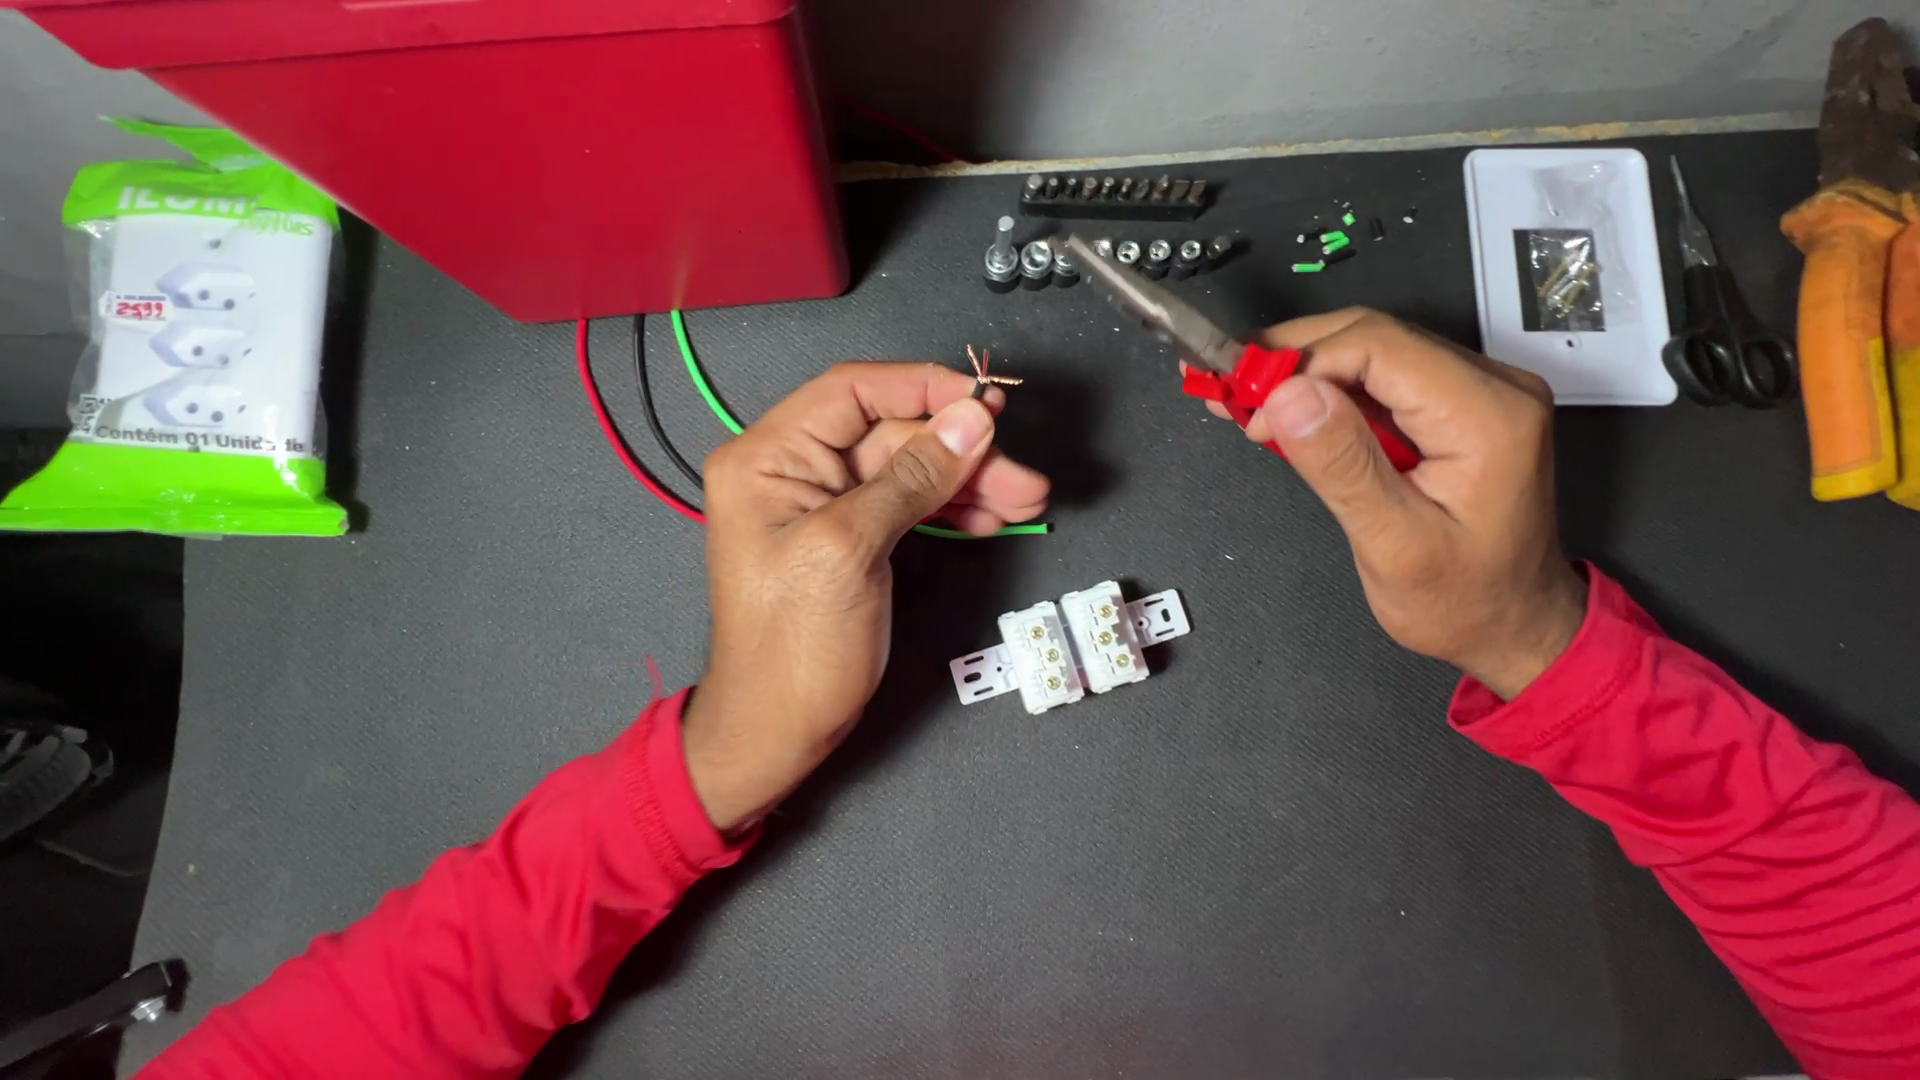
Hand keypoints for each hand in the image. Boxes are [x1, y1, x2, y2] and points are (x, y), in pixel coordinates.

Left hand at [683, 363, 1049, 831]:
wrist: (778, 730)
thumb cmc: (795, 647)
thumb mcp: (851, 550)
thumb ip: (912, 478)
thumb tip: (972, 419)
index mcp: (769, 456)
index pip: (853, 391)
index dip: (923, 387)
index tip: (986, 403)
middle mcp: (795, 469)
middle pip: (893, 434)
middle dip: (962, 451)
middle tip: (1023, 476)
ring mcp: (827, 504)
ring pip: (911, 469)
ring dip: (971, 481)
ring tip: (1026, 500)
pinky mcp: (854, 535)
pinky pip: (910, 503)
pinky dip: (953, 507)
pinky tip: (990, 517)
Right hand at [1210, 309, 1585, 699]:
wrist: (1511, 625)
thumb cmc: (1460, 601)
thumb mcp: (1392, 545)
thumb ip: (1342, 466)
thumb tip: (1287, 396)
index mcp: (1486, 416)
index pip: (1377, 347)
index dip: (1299, 362)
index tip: (1245, 401)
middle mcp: (1490, 387)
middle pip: (1371, 338)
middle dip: (1290, 358)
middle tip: (1225, 389)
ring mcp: (1474, 393)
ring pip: (1369, 353)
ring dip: (1299, 373)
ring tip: (1243, 402)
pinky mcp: (1452, 408)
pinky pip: (1378, 380)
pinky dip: (1322, 392)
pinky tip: (1281, 412)